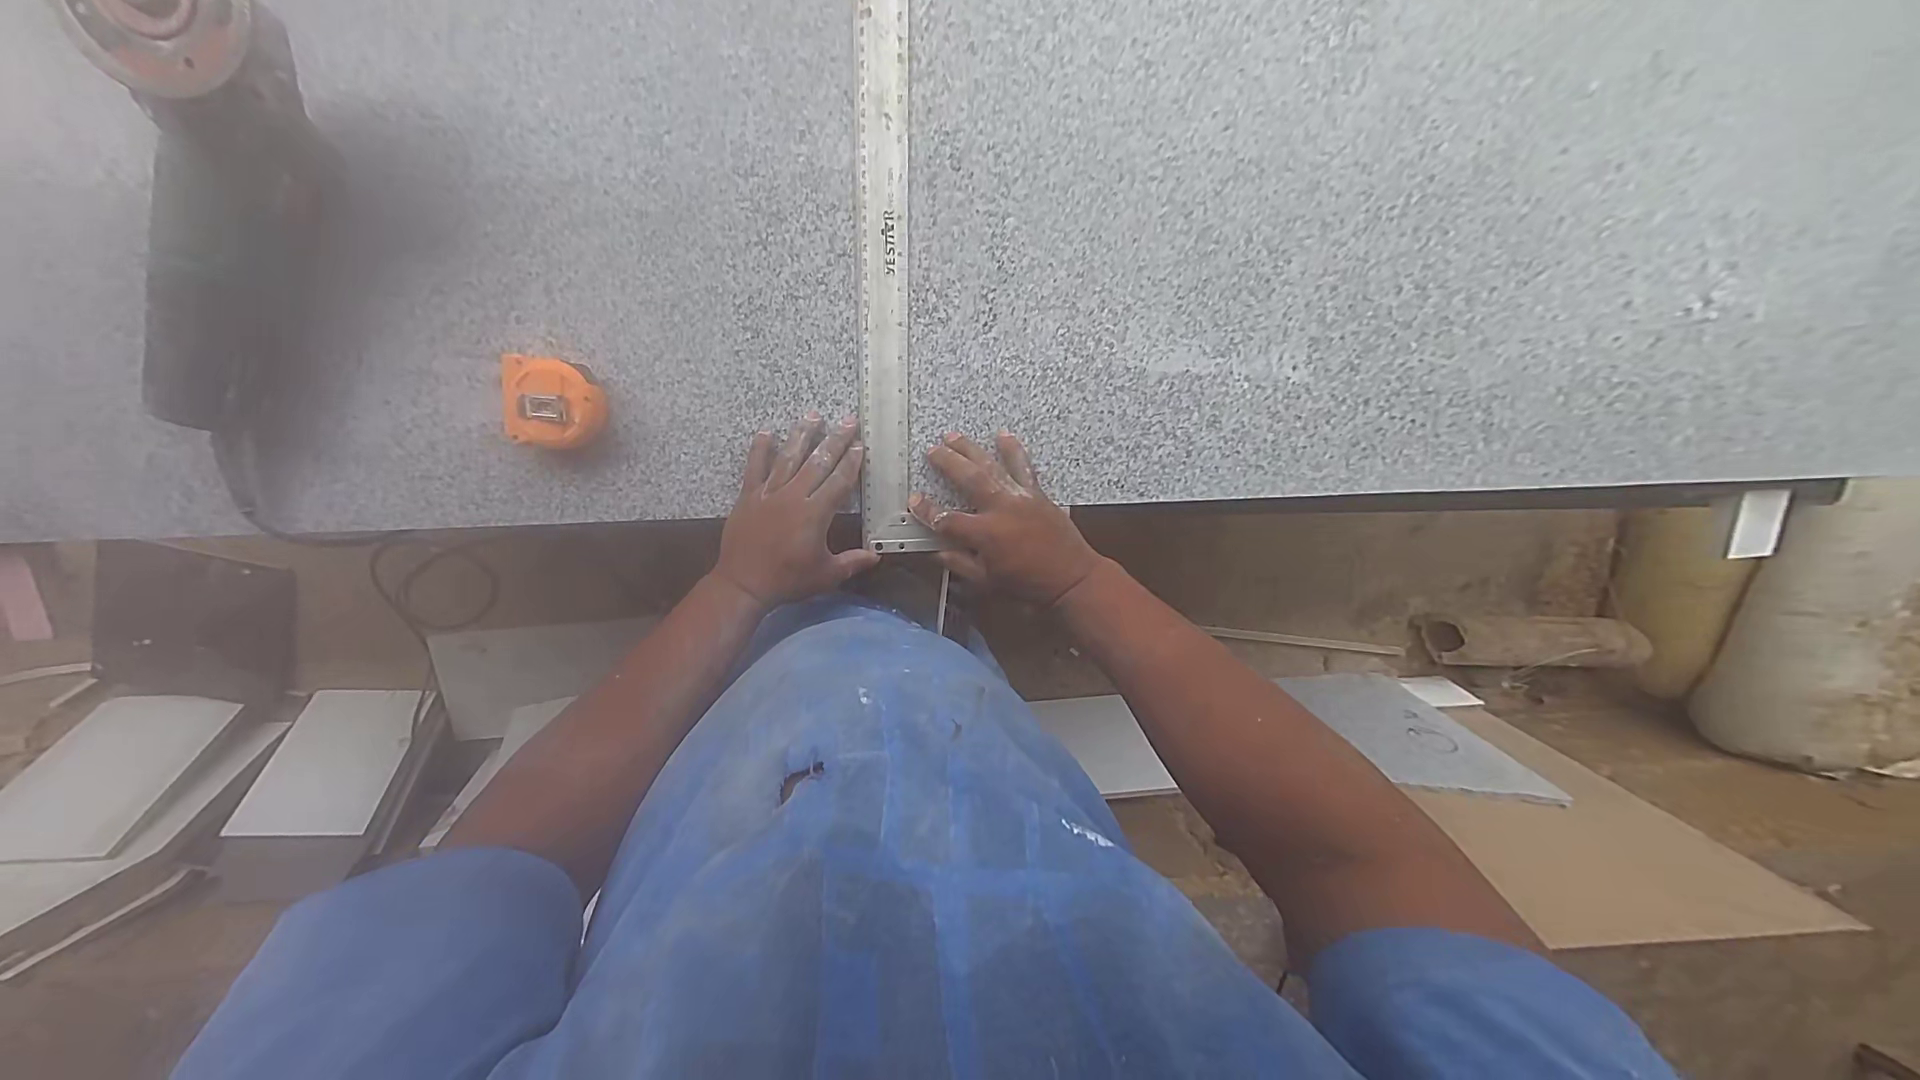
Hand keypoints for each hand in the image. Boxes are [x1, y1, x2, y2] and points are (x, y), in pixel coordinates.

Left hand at [715, 414, 881, 606]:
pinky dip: (760, 449)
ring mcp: (769, 493)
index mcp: (815, 514)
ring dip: (802, 435)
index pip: (839, 481)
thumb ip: (852, 562)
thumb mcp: (826, 575)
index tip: (860, 445)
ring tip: (813, 415)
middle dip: (835, 440)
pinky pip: (755, 467)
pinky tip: (766, 432)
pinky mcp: (749, 496)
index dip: (851, 462)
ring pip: (788, 458)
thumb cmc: (788, 580)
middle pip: (818, 462)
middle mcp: (794, 497)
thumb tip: (875, 556)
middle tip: (847, 421)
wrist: (744, 583)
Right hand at [910, 431, 1100, 606]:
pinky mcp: (1037, 494)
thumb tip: (938, 551)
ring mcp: (1021, 497)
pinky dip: (1013, 450)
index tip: (914, 501)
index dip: (927, 510)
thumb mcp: (987, 582)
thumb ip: (960, 564)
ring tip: (954, 436)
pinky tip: (1003, 436)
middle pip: (967, 478)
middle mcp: (1001, 508)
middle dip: (947, 463)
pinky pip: (1023, 467)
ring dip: (971, 449)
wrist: (1072, 578)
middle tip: (931, 450)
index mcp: (985, 534)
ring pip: (991, 466)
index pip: (947, 519)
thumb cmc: (1029, 585)